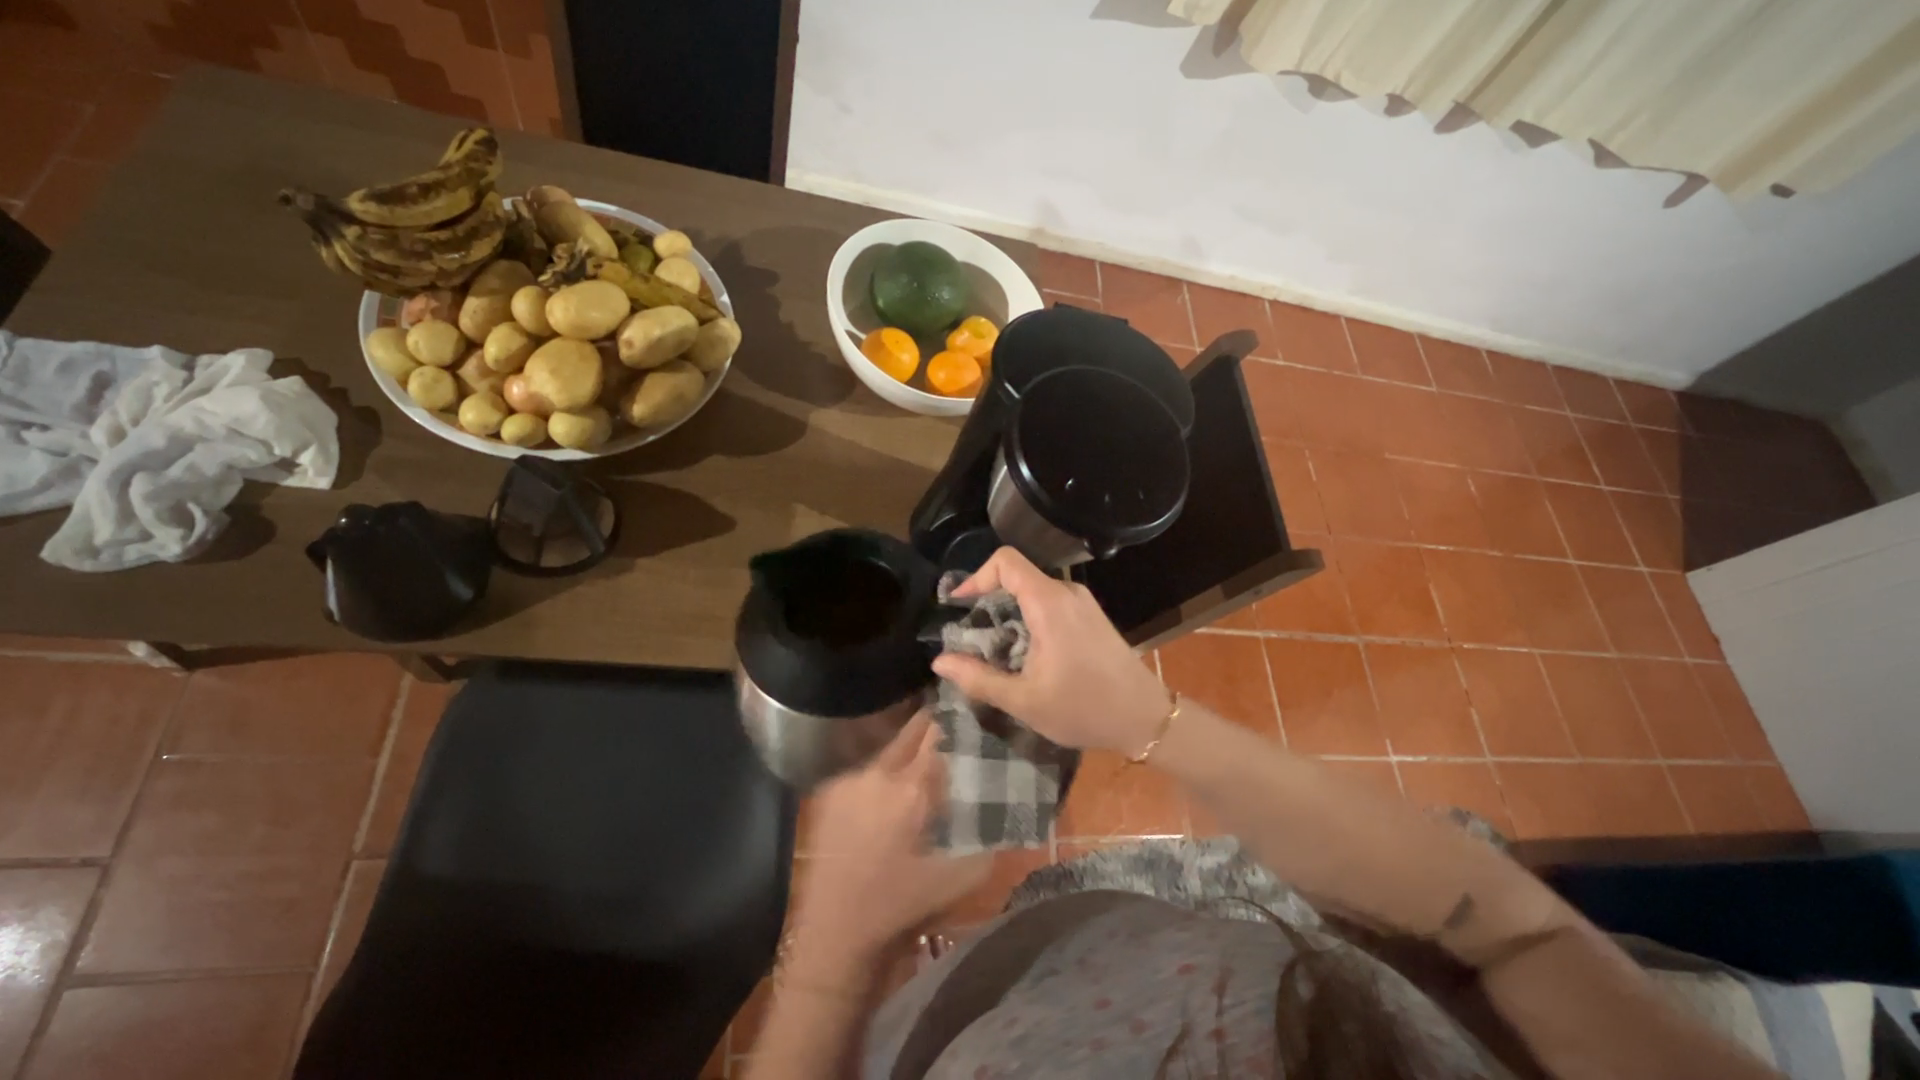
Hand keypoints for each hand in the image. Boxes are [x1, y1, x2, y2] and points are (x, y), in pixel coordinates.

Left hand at [791, 712, 990, 962]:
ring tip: (931, 760)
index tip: (982, 715)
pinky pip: (868, 770)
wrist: (834, 930)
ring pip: (890, 748)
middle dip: (939, 725)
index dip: (963, 720)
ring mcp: (851, 778)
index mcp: (913, 788)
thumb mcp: (960, 877)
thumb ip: (991, 838)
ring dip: (911, 750)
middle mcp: (880, 771)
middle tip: (962, 729)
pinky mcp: (830, 791)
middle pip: (914, 728)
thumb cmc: (902, 905)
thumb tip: (1016, 807)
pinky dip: (885, 773)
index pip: (942, 732)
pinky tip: (893, 793)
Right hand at [931, 547, 1169, 754]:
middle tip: (971, 638)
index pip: (1006, 561)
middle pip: (1018, 576)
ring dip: (1009, 613)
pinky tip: (1026, 656)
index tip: (958, 606)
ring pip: (1034, 591)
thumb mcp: (1023, 701)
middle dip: (989, 601)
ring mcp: (1084, 603)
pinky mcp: (1092, 617)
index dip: (975, 576)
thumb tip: (939, 661)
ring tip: (996, 651)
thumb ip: (978, 678)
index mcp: (1050, 603)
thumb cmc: (1083, 709)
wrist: (1144, 718)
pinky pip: (1051, 604)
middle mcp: (1068, 593)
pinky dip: (1029, 619)